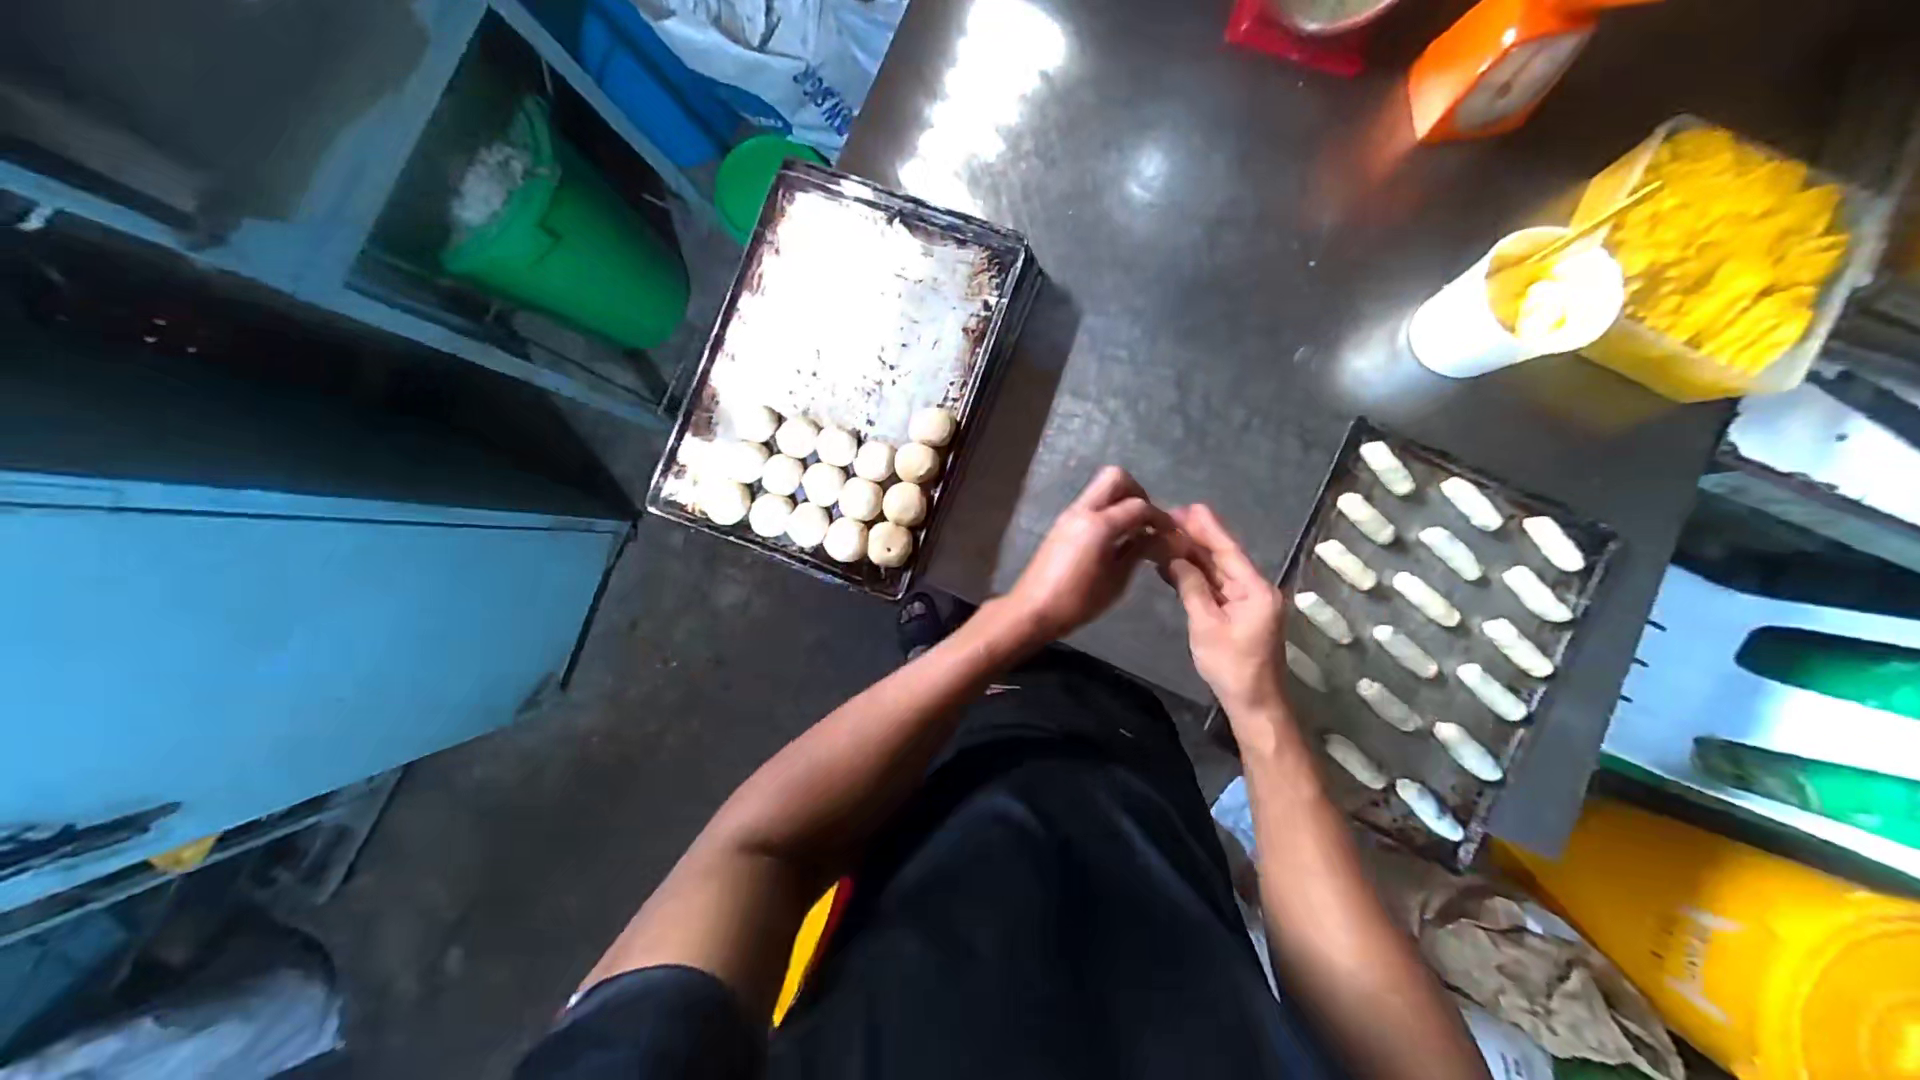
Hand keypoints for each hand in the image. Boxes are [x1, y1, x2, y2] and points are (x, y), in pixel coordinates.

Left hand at [1005, 466, 1174, 642]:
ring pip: (1101, 487)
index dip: (1161, 517)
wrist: (1032, 609)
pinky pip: (1090, 504)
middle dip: (1138, 493)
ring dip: (1122, 500)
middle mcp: (1083, 511)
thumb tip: (1158, 537)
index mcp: (1098, 524)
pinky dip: (1108, 510)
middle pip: (1116, 478)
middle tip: (1148, 521)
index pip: (1139, 506)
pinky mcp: (1062, 524)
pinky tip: (1116, 538)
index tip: (1172, 533)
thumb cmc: (1078, 601)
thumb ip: (1138, 551)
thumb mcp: (1116, 580)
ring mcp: (1069, 515)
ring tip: (1134, 531)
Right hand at [1162, 504, 1286, 721]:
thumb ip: (1192, 588)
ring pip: (1219, 570)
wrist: (1254, 702)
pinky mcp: (1240, 612)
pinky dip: (1197, 575)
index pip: (1227, 550)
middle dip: (1197, 537)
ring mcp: (1249, 601)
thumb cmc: (1231, 666)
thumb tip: (1175, 558)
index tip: (1186, 508)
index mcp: (1254, 589)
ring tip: (1167, 535)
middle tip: (1168, 518)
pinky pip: (1217, 586)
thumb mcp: (1206, 625)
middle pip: (1223, 556)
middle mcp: (1256, 589)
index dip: (1206, 527)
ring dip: (1194, 555)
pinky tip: (1177, 566)